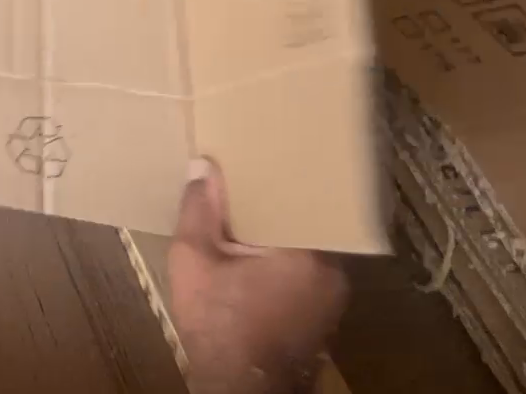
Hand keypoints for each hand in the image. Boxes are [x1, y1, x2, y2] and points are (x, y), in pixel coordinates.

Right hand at [167, 158, 347, 393]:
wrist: (240, 385)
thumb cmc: (218, 318)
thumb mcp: (194, 255)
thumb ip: (199, 208)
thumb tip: (203, 165)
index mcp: (308, 252)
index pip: (296, 198)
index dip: (271, 176)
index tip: (250, 154)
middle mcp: (332, 271)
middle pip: (298, 219)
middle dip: (266, 201)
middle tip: (236, 176)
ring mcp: (330, 295)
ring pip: (297, 243)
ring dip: (268, 229)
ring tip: (235, 207)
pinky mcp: (320, 311)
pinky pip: (298, 265)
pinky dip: (273, 253)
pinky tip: (243, 248)